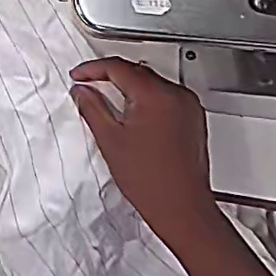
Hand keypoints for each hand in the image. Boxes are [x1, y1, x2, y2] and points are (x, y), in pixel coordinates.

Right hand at [69, 57, 221, 247]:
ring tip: (111, 103)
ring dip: (131, 88)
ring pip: (152, 83)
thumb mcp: (110, 140)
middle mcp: (176, 95)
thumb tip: (83, 91)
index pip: (118, 67)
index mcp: (155, 95)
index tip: (80, 75)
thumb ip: (92, 107)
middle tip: (90, 86)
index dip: (93, 68)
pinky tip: (136, 116)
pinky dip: (149, 99)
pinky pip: (167, 96)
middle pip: (137, 72)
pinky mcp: (194, 117)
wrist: (182, 208)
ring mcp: (189, 106)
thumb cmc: (152, 182)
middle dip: (111, 77)